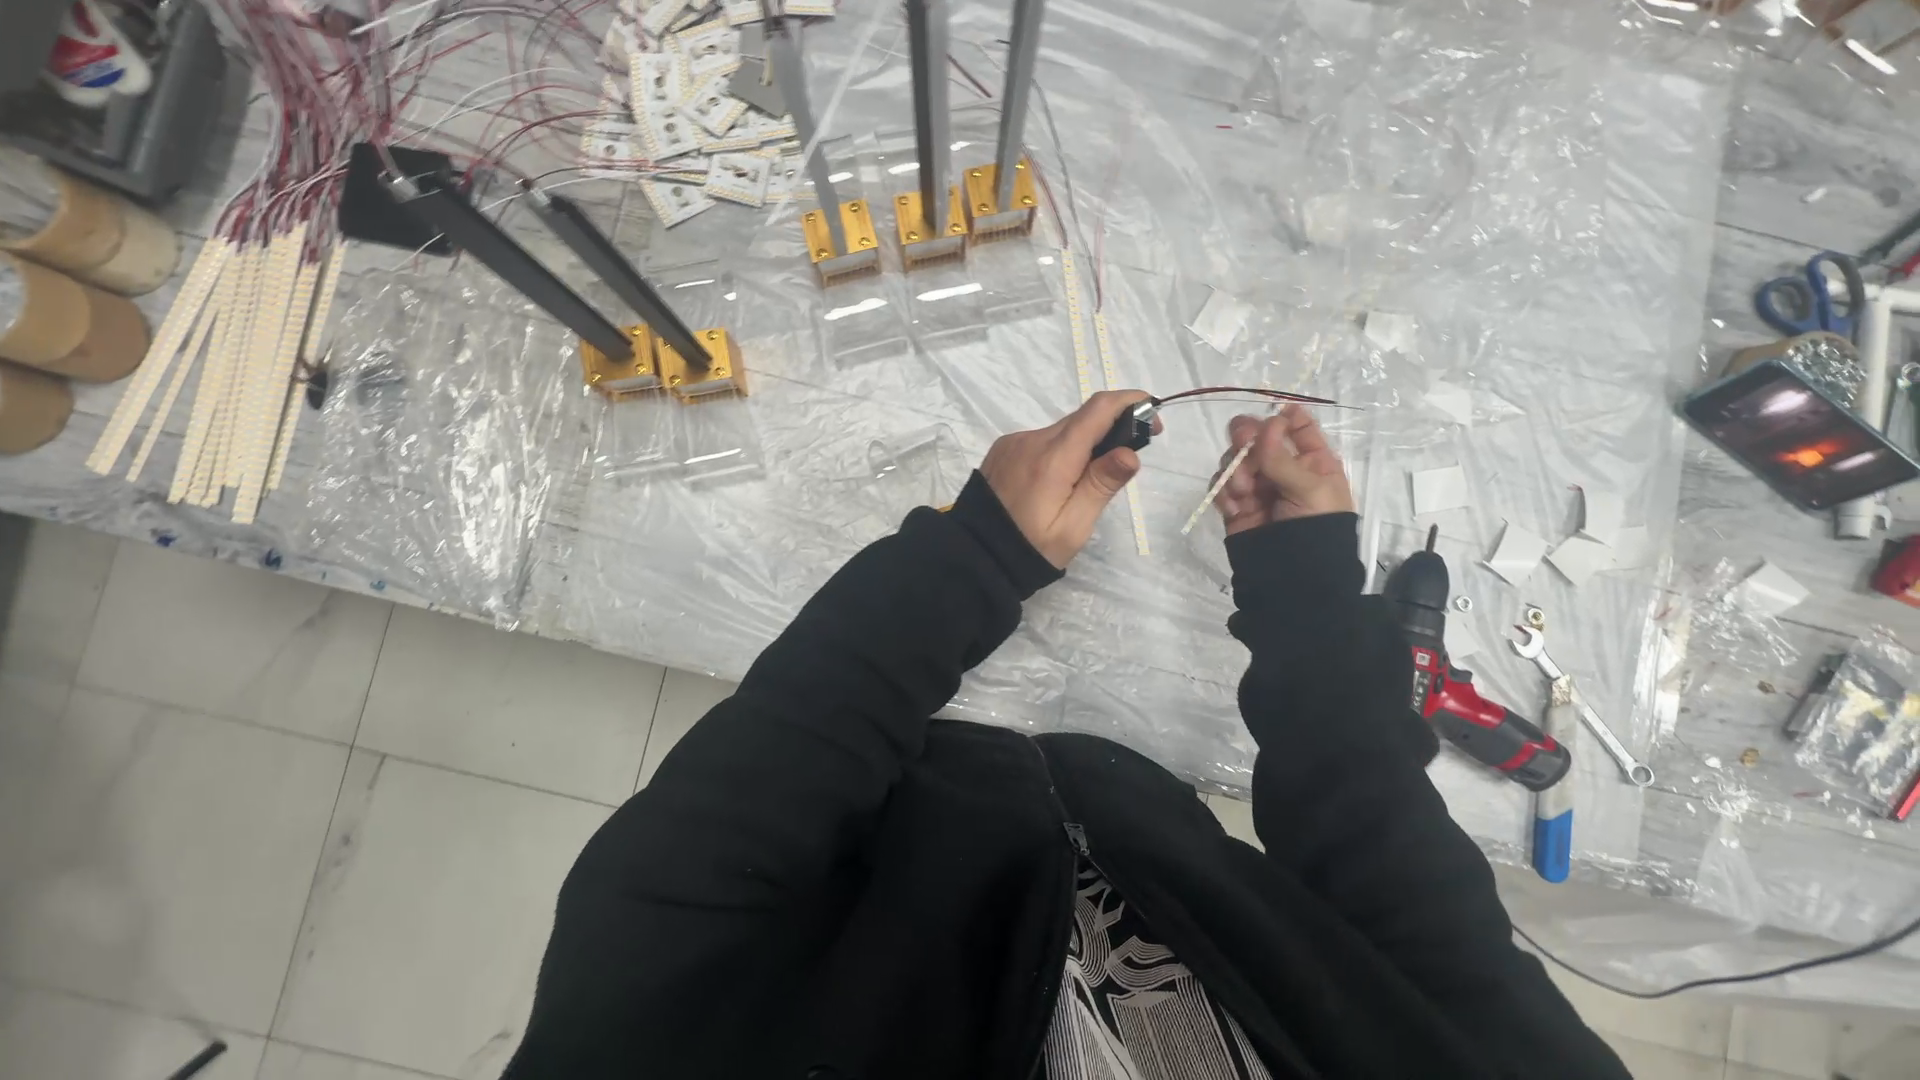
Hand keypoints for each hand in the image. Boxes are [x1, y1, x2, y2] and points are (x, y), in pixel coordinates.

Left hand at [979, 390, 1157, 567]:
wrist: (975, 557)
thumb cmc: (1031, 549)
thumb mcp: (1073, 527)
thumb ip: (1100, 486)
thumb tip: (1130, 452)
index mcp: (1053, 457)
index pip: (1097, 409)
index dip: (1129, 402)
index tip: (1151, 413)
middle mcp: (1032, 440)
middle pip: (1081, 418)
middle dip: (1111, 427)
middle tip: (1129, 456)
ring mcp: (1014, 443)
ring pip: (1061, 431)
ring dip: (1083, 443)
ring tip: (1091, 479)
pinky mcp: (1003, 451)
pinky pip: (1041, 441)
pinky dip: (1059, 451)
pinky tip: (1060, 481)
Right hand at [1213, 405, 1354, 535]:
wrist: (1293, 575)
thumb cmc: (1315, 527)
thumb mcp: (1310, 490)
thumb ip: (1283, 457)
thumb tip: (1267, 424)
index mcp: (1313, 461)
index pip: (1297, 426)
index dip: (1282, 417)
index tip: (1269, 418)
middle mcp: (1283, 469)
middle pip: (1258, 437)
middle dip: (1246, 438)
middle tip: (1240, 440)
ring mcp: (1257, 486)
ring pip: (1235, 459)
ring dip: (1235, 470)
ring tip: (1244, 491)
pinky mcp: (1235, 504)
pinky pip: (1221, 486)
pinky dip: (1223, 492)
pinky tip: (1234, 507)